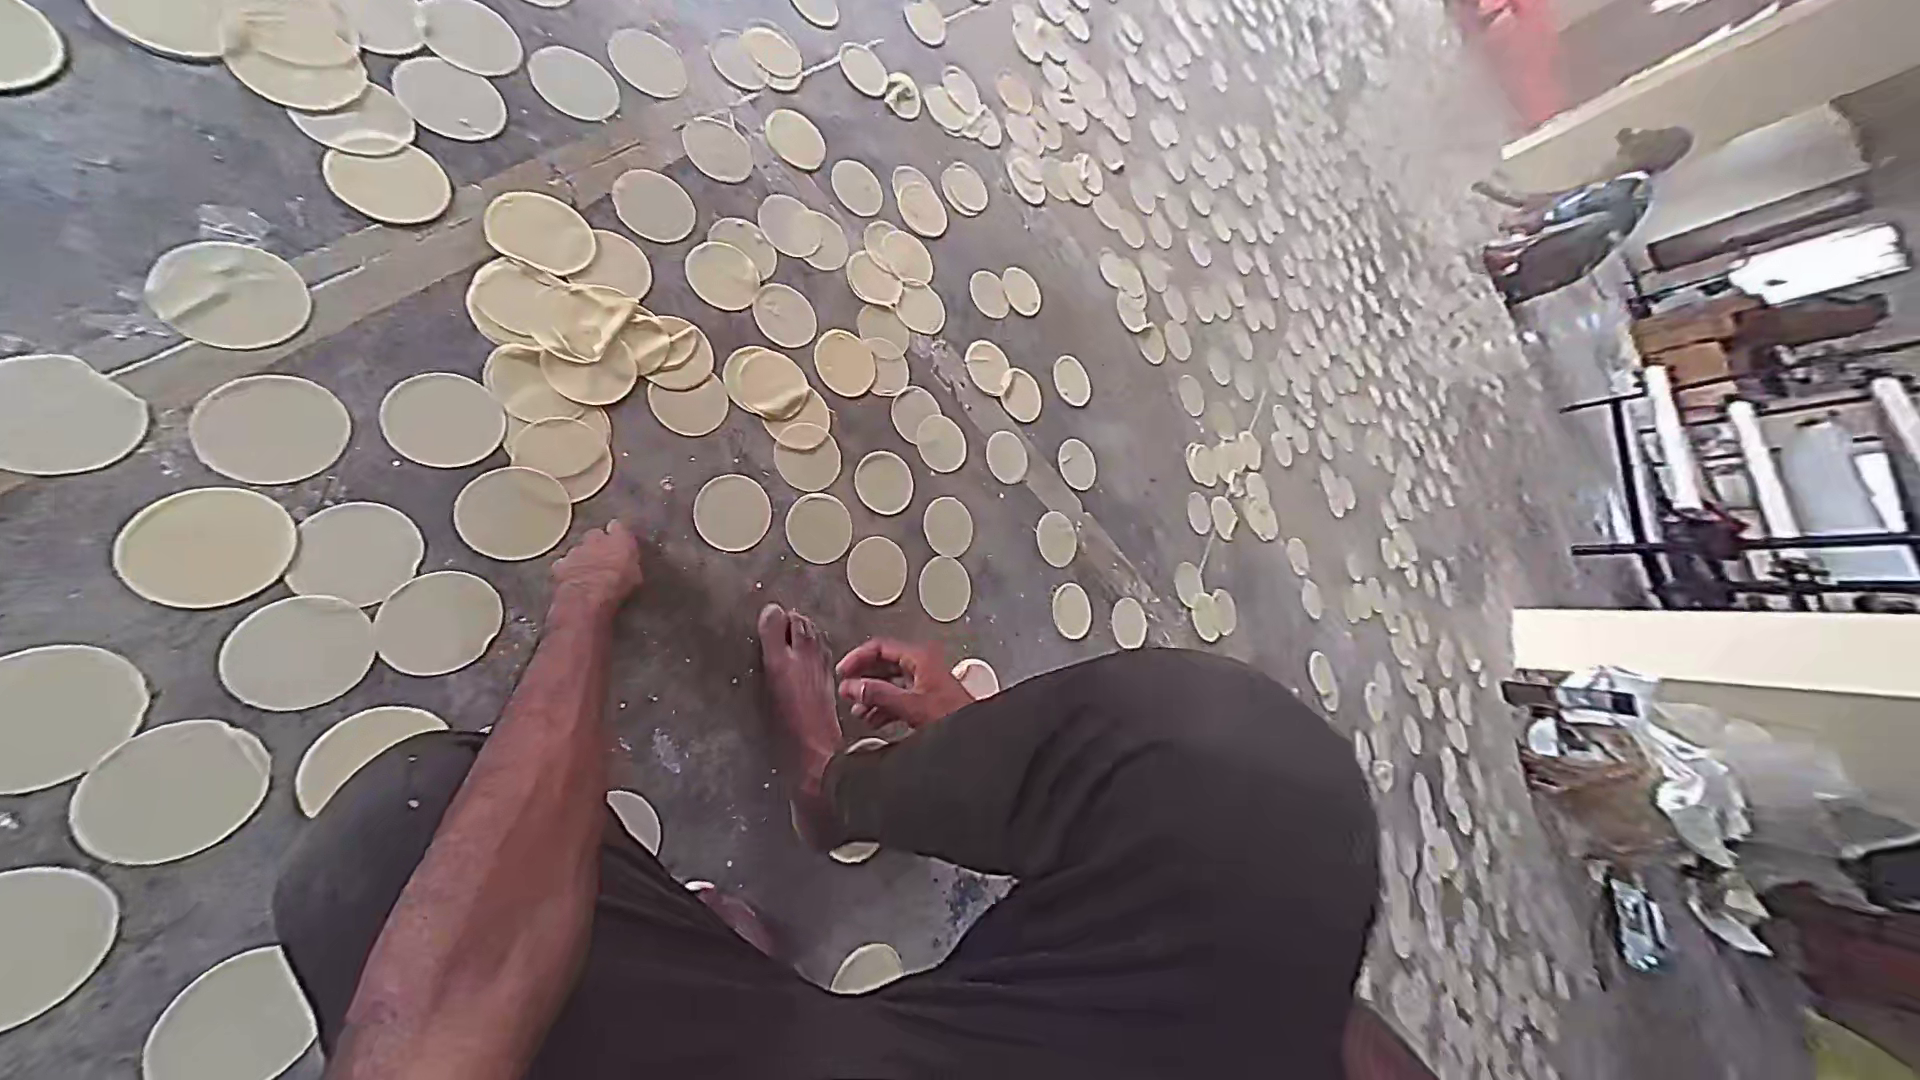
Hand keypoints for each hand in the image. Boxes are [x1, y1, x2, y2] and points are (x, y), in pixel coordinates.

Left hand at [552, 520, 642, 607]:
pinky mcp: (560, 563)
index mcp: (618, 539)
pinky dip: (569, 568)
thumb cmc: (619, 583)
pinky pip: (565, 563)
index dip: (617, 532)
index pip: (618, 526)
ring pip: (579, 549)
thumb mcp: (635, 574)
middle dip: (597, 542)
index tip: (619, 538)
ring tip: (587, 569)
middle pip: (595, 534)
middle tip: (602, 555)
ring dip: (583, 555)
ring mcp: (575, 550)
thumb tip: (628, 559)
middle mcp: (596, 539)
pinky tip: (573, 577)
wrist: (589, 595)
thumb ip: (630, 561)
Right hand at [835, 638, 973, 730]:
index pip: (880, 647)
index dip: (858, 657)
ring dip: (871, 695)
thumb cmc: (953, 714)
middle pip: (883, 664)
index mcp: (920, 657)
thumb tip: (854, 687)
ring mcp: (923, 680)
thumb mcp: (911, 704)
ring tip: (857, 708)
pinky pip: (897, 695)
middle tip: (846, 689)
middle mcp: (921, 664)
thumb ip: (879, 695)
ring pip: (889, 682)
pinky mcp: (924, 696)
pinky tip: (873, 718)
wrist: (974, 733)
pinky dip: (883, 705)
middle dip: (863, 678)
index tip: (844, 671)